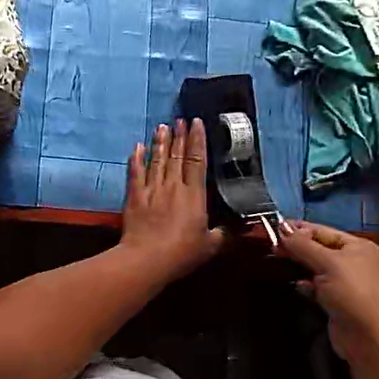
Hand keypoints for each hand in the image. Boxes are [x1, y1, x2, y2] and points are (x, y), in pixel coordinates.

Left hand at [119, 119, 225, 284]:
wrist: (147, 258)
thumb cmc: (182, 253)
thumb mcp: (211, 245)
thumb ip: (225, 233)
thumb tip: (243, 227)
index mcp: (194, 195)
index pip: (197, 161)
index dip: (197, 140)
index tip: (197, 123)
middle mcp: (173, 186)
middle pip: (176, 156)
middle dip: (179, 136)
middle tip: (179, 120)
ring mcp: (152, 190)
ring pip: (157, 160)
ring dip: (160, 143)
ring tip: (162, 127)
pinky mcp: (134, 196)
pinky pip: (135, 173)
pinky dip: (136, 159)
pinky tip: (137, 147)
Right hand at [275, 220, 378, 360]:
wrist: (376, 341)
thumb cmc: (356, 294)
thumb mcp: (329, 263)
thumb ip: (303, 245)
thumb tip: (282, 228)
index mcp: (359, 247)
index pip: (322, 231)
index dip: (298, 228)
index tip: (273, 228)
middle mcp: (355, 264)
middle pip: (319, 249)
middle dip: (297, 247)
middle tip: (271, 246)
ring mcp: (348, 286)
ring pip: (317, 269)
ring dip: (300, 267)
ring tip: (278, 263)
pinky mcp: (340, 305)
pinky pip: (318, 289)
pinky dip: (307, 286)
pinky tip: (297, 286)